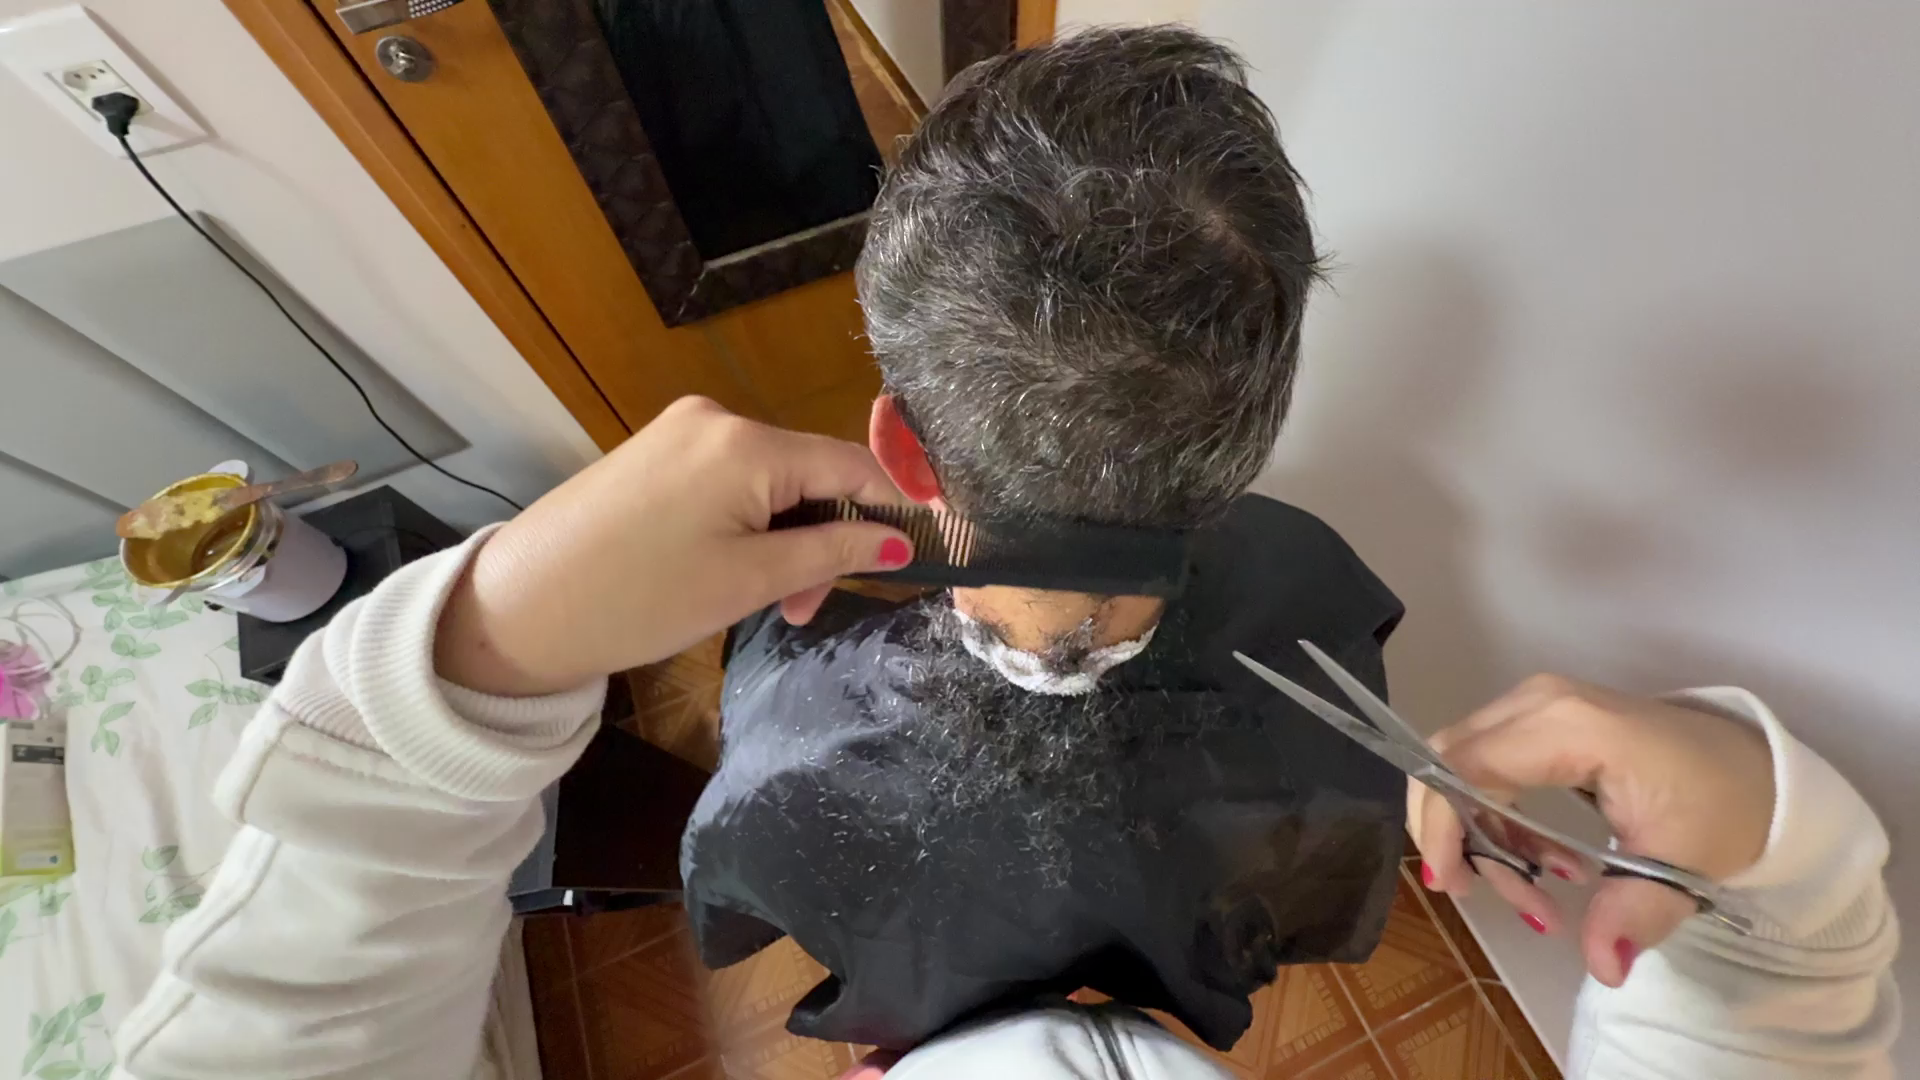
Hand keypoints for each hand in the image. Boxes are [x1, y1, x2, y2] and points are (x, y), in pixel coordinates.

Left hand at [434, 397, 912, 695]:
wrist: (514, 610)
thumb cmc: (643, 600)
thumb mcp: (751, 579)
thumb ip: (834, 550)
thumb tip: (900, 543)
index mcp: (746, 443)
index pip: (849, 464)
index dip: (892, 504)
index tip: (916, 548)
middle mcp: (717, 418)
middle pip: (808, 473)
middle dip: (824, 537)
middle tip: (807, 606)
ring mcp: (682, 431)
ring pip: (770, 482)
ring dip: (786, 538)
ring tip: (770, 601)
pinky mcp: (657, 453)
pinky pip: (731, 482)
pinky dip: (749, 525)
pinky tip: (733, 567)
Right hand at [1408, 675, 1774, 987]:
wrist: (1762, 765)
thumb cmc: (1729, 805)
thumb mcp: (1689, 863)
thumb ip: (1634, 911)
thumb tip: (1603, 968)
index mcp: (1568, 727)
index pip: (1465, 767)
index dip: (1442, 824)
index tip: (1451, 883)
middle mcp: (1531, 702)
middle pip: (1446, 759)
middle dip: (1446, 829)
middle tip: (1471, 888)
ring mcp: (1526, 702)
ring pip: (1455, 761)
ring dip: (1471, 827)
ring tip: (1529, 883)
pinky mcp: (1528, 714)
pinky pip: (1478, 759)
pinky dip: (1487, 810)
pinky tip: (1534, 852)